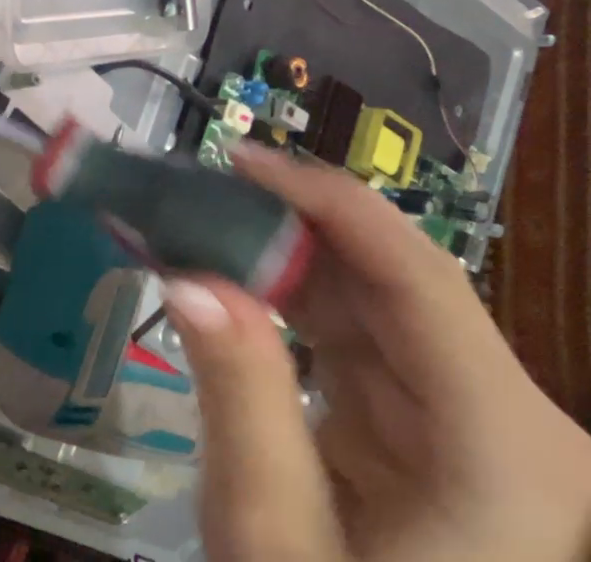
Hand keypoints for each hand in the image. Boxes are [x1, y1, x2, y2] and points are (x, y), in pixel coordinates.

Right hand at [167, 147, 590, 561]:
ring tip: (178, 228)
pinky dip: (281, 306)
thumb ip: (238, 398)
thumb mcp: (272, 530)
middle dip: (279, 231)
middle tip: (174, 196)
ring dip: (272, 263)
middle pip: (393, 286)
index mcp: (506, 446)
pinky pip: (354, 342)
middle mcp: (510, 418)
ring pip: (370, 306)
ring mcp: (474, 422)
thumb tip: (186, 277)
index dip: (328, 203)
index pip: (420, 281)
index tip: (233, 159)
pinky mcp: (430, 429)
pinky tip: (216, 282)